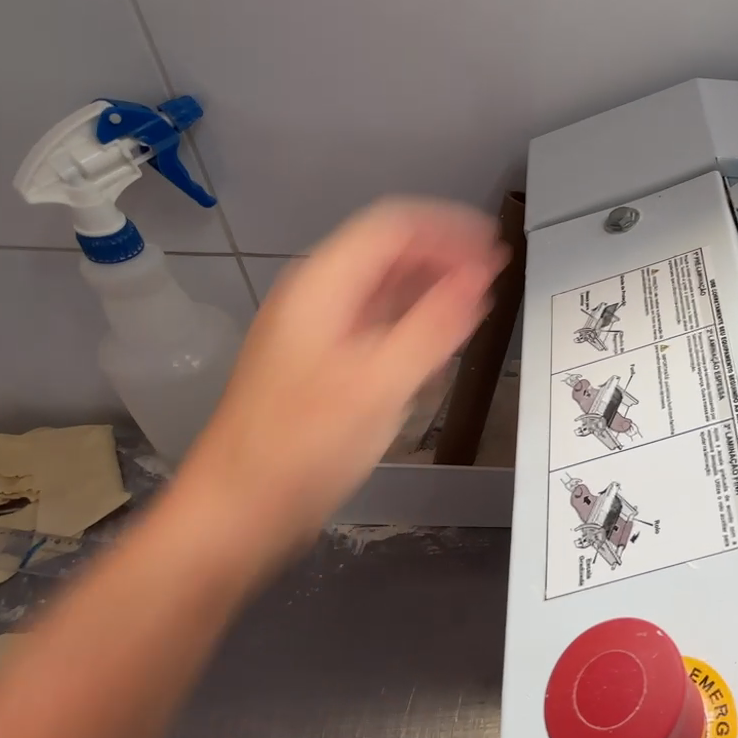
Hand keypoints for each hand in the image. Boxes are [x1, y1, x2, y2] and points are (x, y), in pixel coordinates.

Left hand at [178, 197, 504, 547]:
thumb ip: (435, 326)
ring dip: (434, 293)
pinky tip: (442, 351)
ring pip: (387, 293)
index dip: (449, 229)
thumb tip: (481, 278)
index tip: (496, 250)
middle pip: (390, 255)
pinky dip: (416, 329)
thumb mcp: (379, 382)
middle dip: (446, 259)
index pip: (393, 227)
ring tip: (480, 309)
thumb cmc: (304, 444)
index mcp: (322, 287)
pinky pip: (380, 329)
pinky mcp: (328, 368)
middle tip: (496, 279)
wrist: (241, 509)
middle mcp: (320, 300)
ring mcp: (322, 334)